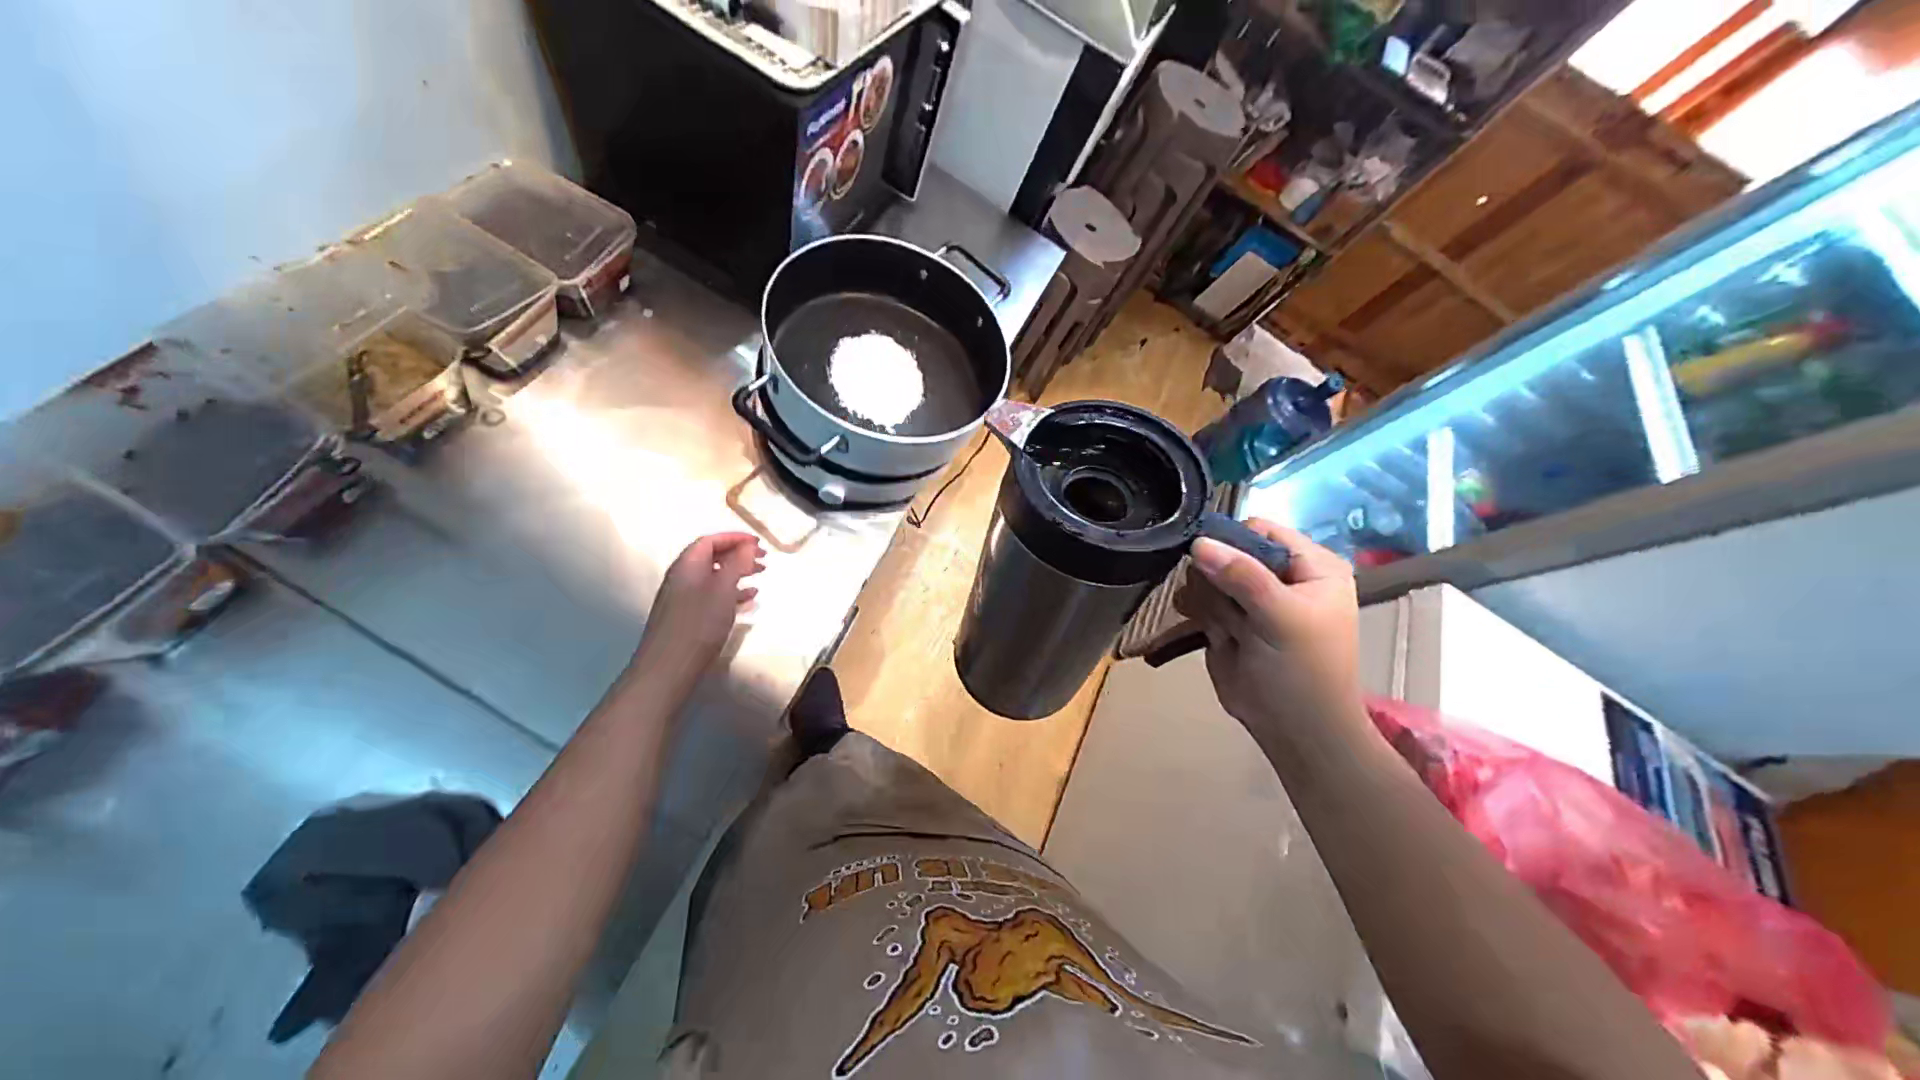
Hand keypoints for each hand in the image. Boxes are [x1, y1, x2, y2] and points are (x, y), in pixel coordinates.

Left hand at [631, 533, 764, 693]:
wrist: (668, 668)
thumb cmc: (698, 624)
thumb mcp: (722, 590)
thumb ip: (736, 564)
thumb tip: (746, 546)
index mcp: (687, 565)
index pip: (710, 541)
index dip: (735, 538)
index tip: (759, 543)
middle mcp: (682, 578)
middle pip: (711, 557)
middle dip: (738, 555)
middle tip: (763, 560)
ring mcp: (682, 598)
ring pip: (713, 577)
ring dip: (737, 574)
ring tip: (760, 578)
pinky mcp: (686, 617)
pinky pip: (711, 596)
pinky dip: (730, 593)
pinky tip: (747, 601)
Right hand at [1175, 519, 1363, 744]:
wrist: (1294, 731)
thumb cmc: (1303, 672)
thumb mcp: (1280, 617)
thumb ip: (1241, 576)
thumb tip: (1199, 542)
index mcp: (1311, 567)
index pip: (1262, 531)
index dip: (1235, 542)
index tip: (1215, 565)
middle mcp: (1281, 577)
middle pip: (1228, 551)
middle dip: (1219, 578)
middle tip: (1230, 608)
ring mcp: (1251, 599)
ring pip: (1208, 576)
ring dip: (1210, 601)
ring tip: (1227, 628)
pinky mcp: (1228, 621)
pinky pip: (1200, 600)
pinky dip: (1199, 614)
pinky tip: (1212, 633)